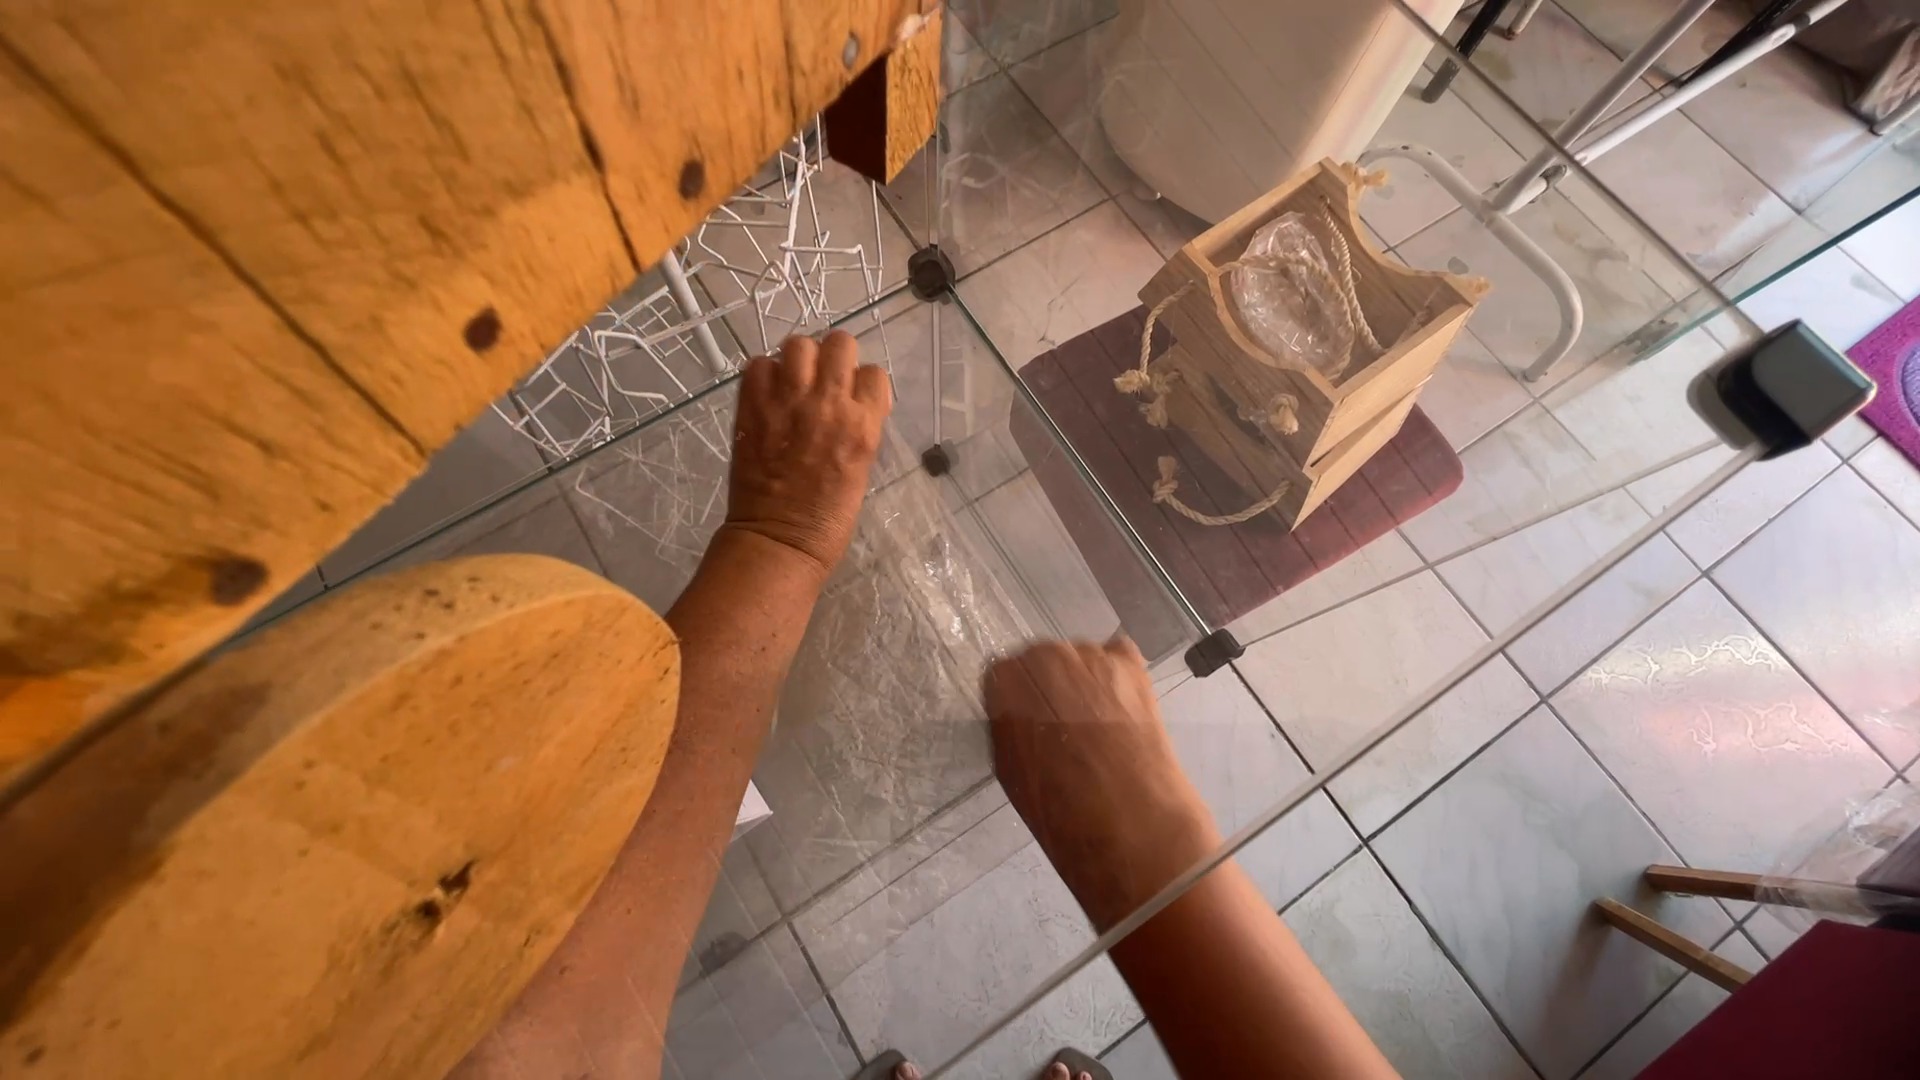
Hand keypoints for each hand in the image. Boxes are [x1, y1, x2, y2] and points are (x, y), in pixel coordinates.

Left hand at [724, 331, 891, 574]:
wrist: (780, 540)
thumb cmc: (829, 517)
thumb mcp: (862, 466)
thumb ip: (858, 427)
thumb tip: (848, 403)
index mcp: (864, 424)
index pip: (874, 373)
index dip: (863, 382)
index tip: (853, 397)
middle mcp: (830, 403)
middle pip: (840, 343)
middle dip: (835, 358)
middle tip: (823, 380)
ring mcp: (788, 401)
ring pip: (799, 344)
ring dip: (799, 359)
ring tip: (794, 382)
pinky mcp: (753, 406)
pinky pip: (759, 364)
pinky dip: (764, 374)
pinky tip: (768, 395)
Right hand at [985, 639, 1219, 929]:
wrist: (1125, 818)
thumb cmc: (1057, 806)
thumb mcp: (1009, 769)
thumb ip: (1007, 726)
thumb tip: (1018, 715)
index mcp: (1004, 682)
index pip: (1005, 673)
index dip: (1020, 697)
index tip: (1033, 719)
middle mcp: (1042, 655)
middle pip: (1043, 659)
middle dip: (1053, 684)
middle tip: (1068, 721)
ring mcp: (1088, 654)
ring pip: (1082, 657)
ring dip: (1087, 679)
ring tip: (1102, 720)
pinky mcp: (1129, 661)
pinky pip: (1118, 655)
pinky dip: (1119, 673)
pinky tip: (1124, 705)